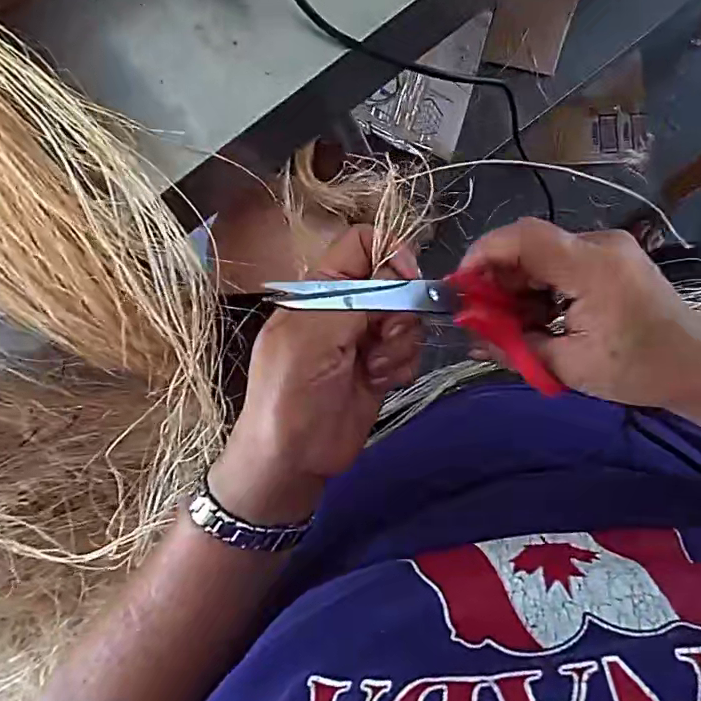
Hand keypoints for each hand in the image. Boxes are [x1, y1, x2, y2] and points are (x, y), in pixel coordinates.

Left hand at [209, 225, 423, 526]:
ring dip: (399, 343)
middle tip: (382, 339)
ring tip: (374, 369)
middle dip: (398, 310)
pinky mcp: (380, 366)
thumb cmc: (290, 391)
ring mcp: (364, 338)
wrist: (292, 458)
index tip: (406, 281)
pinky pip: (409, 349)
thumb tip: (400, 274)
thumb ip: (357, 296)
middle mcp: (345, 306)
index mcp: (320, 288)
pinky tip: (381, 383)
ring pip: (407, 317)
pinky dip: (402, 365)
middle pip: (395, 282)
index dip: (390, 252)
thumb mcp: (313, 334)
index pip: (362, 242)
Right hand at [457, 218, 700, 418]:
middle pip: (529, 244)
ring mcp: (607, 247)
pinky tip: (537, 315)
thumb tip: (470, 337)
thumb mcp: (571, 368)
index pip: (525, 237)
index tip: (461, 285)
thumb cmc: (641, 370)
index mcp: (594, 267)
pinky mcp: (610, 256)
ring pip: (541, 252)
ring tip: (511, 322)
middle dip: (497, 277)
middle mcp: (600, 244)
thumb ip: (516, 347)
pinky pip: (559, 260)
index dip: (484, 253)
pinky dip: (539, 285)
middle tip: (482, 315)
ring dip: (518, 284)